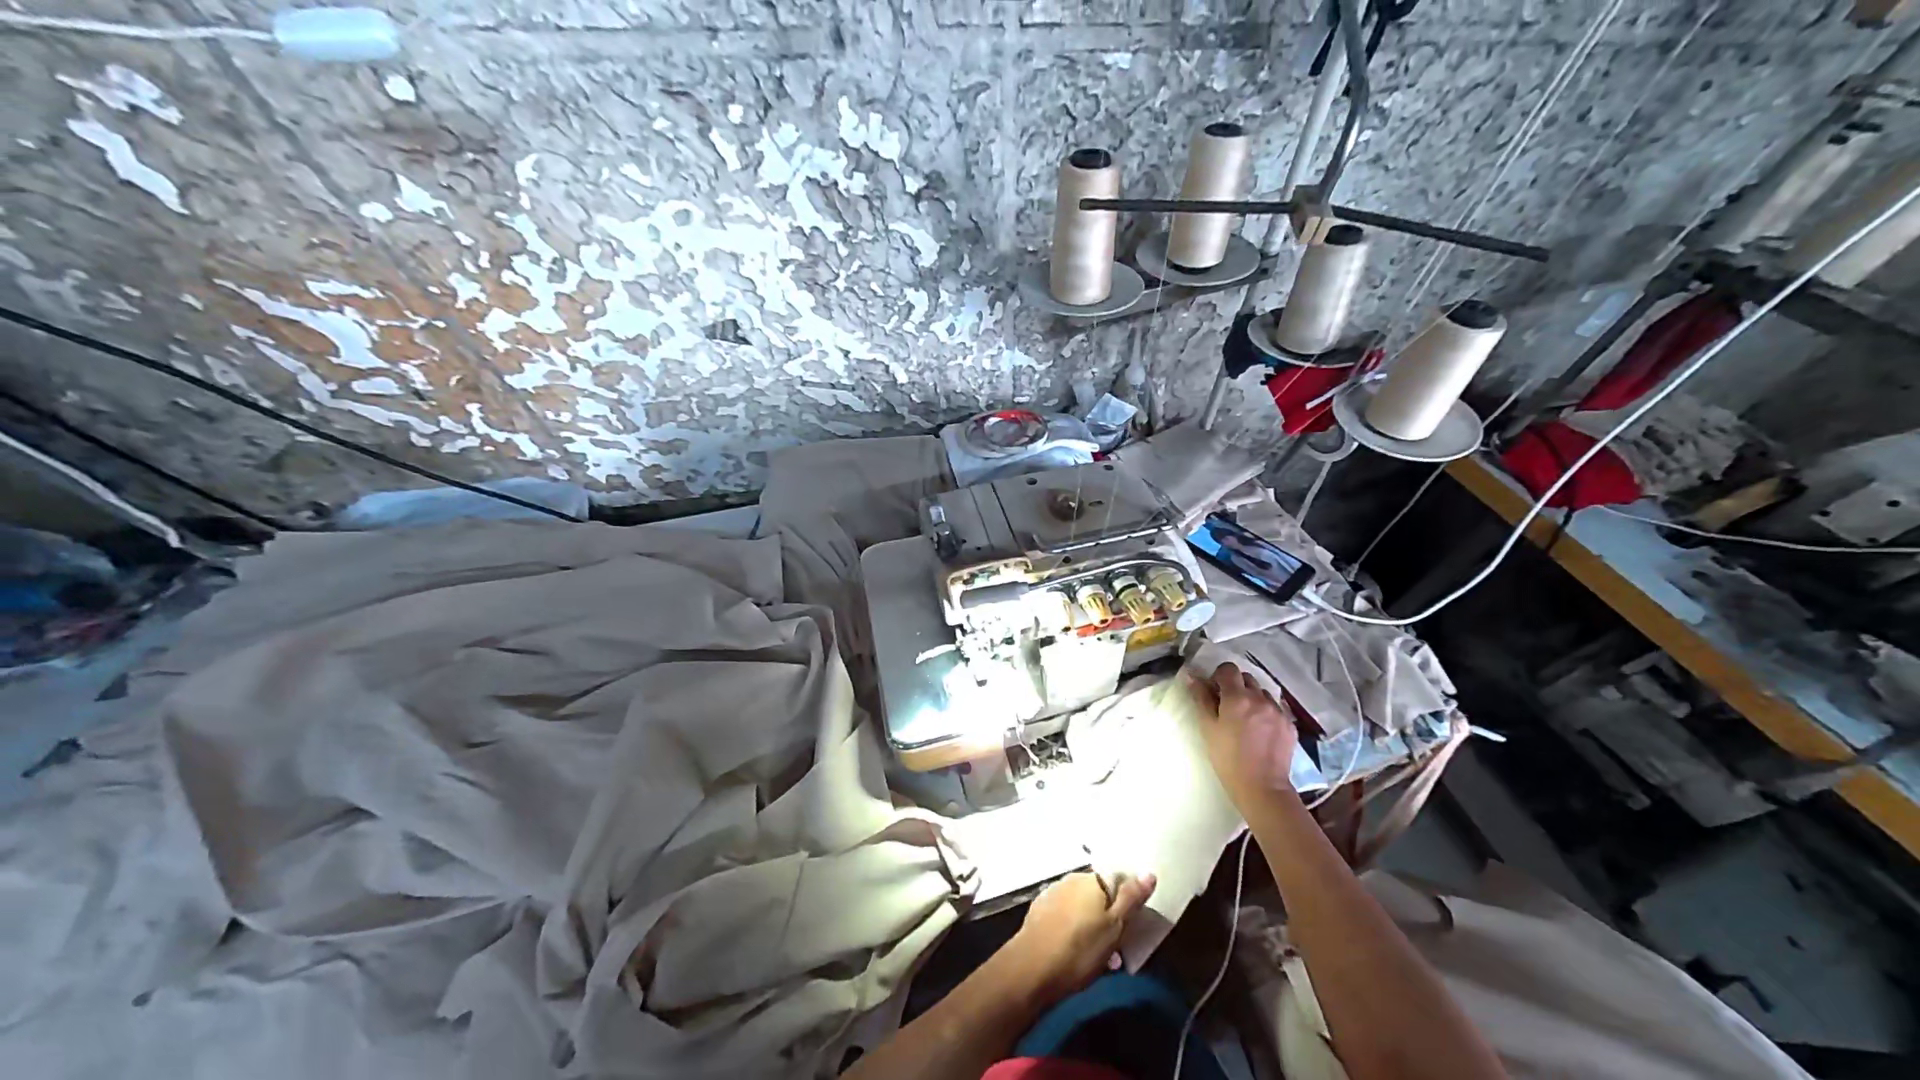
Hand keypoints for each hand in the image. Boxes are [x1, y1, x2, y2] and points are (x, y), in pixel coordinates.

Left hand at [1002, 872, 1156, 1007]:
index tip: (1131, 925)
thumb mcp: (1115, 927)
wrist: (1032, 968)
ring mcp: (1051, 894)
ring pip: (1081, 906)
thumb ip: (1131, 899)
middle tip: (1116, 946)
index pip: (1117, 879)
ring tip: (1096, 956)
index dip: (1127, 902)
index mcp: (1091, 879)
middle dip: (1108, 916)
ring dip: (1091, 925)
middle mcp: (1070, 880)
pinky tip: (1075, 952)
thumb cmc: (1080, 948)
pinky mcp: (1039, 912)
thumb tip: (1147, 873)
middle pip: (1098, 893)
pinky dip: (1073, 929)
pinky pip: (1065, 916)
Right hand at [1194, 662, 1300, 809]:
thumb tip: (1191, 675)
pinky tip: (1261, 730)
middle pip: (1246, 678)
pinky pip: (1276, 707)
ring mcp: (1278, 710)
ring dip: (1253, 698)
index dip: (1218, 677)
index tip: (1214, 693)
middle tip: (1228, 707)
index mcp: (1238, 697)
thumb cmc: (1227, 758)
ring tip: (1247, 719)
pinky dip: (1266, 711)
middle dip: (1236, 686)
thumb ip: (1201, 698)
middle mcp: (1260, 698)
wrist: (1262, 787)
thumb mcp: (1208, 728)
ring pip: (1262, 692)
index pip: (1228, 669)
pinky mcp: (1290, 724)